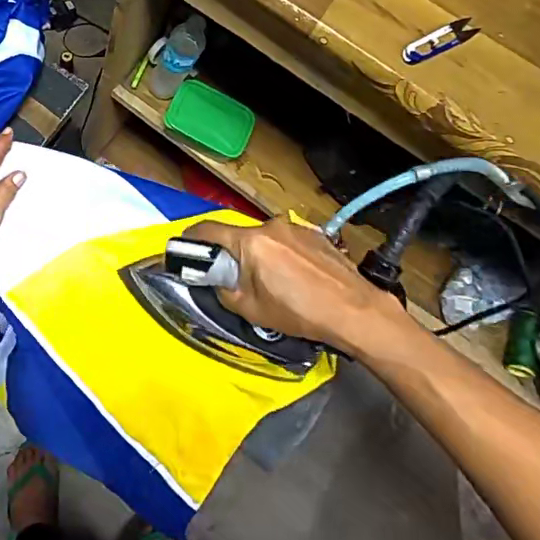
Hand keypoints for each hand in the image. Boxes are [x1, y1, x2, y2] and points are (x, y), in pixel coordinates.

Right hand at [185, 218, 403, 356]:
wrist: (353, 310)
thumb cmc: (300, 313)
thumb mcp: (251, 310)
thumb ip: (226, 290)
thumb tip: (220, 281)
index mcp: (252, 242)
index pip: (209, 230)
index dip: (191, 239)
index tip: (185, 249)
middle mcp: (273, 227)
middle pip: (240, 236)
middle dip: (233, 256)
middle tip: (236, 281)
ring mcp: (298, 228)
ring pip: (266, 239)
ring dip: (261, 256)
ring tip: (274, 285)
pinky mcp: (317, 235)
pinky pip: (289, 242)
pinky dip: (284, 256)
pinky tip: (297, 279)